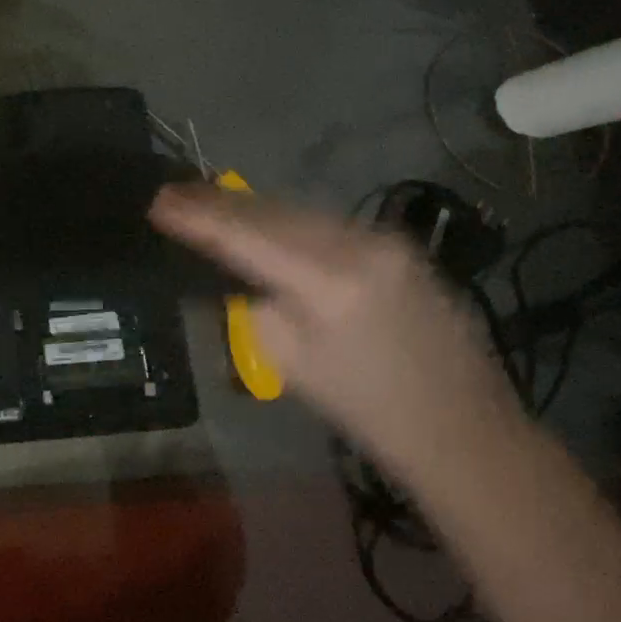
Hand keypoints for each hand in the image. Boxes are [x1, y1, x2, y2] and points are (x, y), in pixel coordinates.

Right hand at [148, 185, 523, 471]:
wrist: (463, 428)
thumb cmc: (366, 409)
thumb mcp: (288, 362)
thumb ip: (252, 307)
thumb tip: (230, 275)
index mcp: (328, 282)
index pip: (246, 235)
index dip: (197, 216)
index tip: (157, 201)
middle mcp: (359, 247)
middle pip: (271, 212)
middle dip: (217, 202)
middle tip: (171, 193)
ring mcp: (384, 241)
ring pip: (298, 211)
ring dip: (249, 206)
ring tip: (204, 199)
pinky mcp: (398, 246)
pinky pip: (325, 221)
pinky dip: (284, 218)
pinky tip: (260, 217)